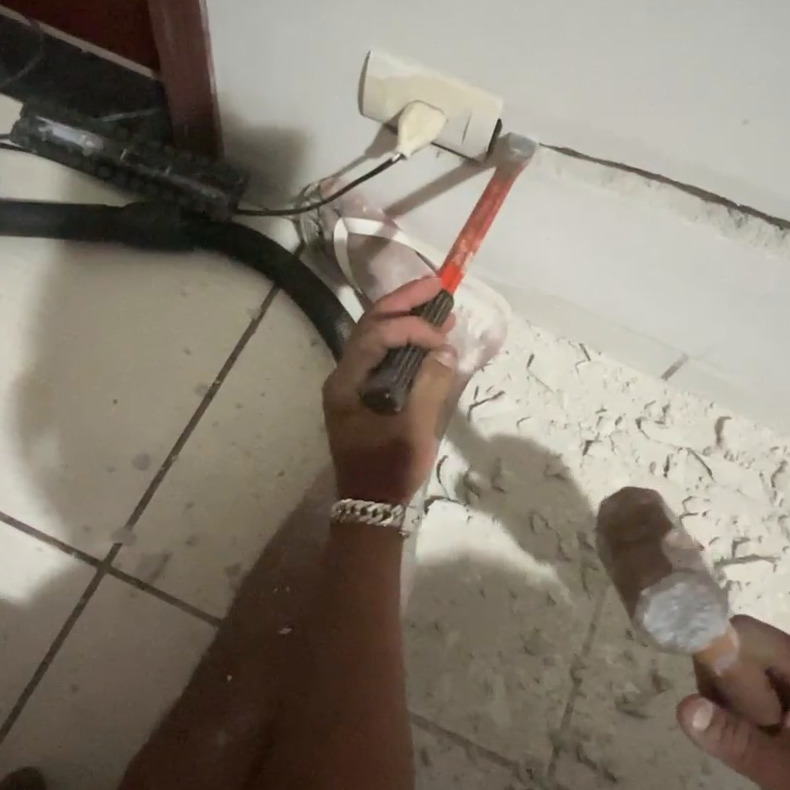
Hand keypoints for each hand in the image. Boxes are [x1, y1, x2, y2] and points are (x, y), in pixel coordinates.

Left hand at [322, 277, 458, 503]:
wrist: (370, 505)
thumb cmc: (388, 469)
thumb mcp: (413, 430)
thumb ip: (428, 386)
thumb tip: (444, 352)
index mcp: (346, 383)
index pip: (376, 336)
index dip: (410, 328)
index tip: (442, 338)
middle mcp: (344, 376)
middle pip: (372, 326)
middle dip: (404, 303)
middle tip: (436, 285)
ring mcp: (353, 383)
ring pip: (376, 337)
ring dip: (406, 318)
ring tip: (438, 304)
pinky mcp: (366, 393)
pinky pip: (383, 356)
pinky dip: (405, 342)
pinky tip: (429, 338)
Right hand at [676, 617, 789, 789]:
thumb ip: (740, 743)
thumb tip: (680, 705)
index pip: (740, 631)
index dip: (711, 653)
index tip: (702, 699)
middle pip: (745, 656)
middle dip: (728, 695)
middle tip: (739, 743)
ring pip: (758, 685)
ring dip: (747, 719)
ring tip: (766, 763)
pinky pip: (778, 706)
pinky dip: (767, 732)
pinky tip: (781, 768)